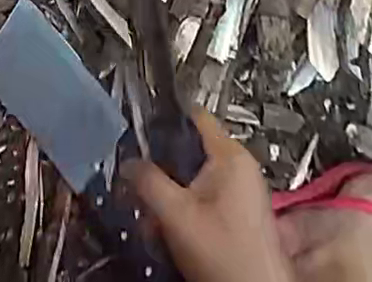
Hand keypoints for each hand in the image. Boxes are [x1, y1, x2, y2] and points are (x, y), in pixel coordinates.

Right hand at [126, 109, 294, 281]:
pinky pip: (205, 196)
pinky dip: (185, 208)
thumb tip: (128, 163)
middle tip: (142, 186)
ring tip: (154, 217)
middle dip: (162, 169)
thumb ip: (148, 182)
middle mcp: (240, 166)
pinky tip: (170, 231)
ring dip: (170, 194)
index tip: (140, 132)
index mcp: (231, 155)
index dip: (165, 119)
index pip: (194, 115)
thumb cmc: (225, 256)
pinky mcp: (240, 214)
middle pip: (190, 149)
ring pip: (194, 177)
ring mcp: (242, 191)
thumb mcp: (176, 215)